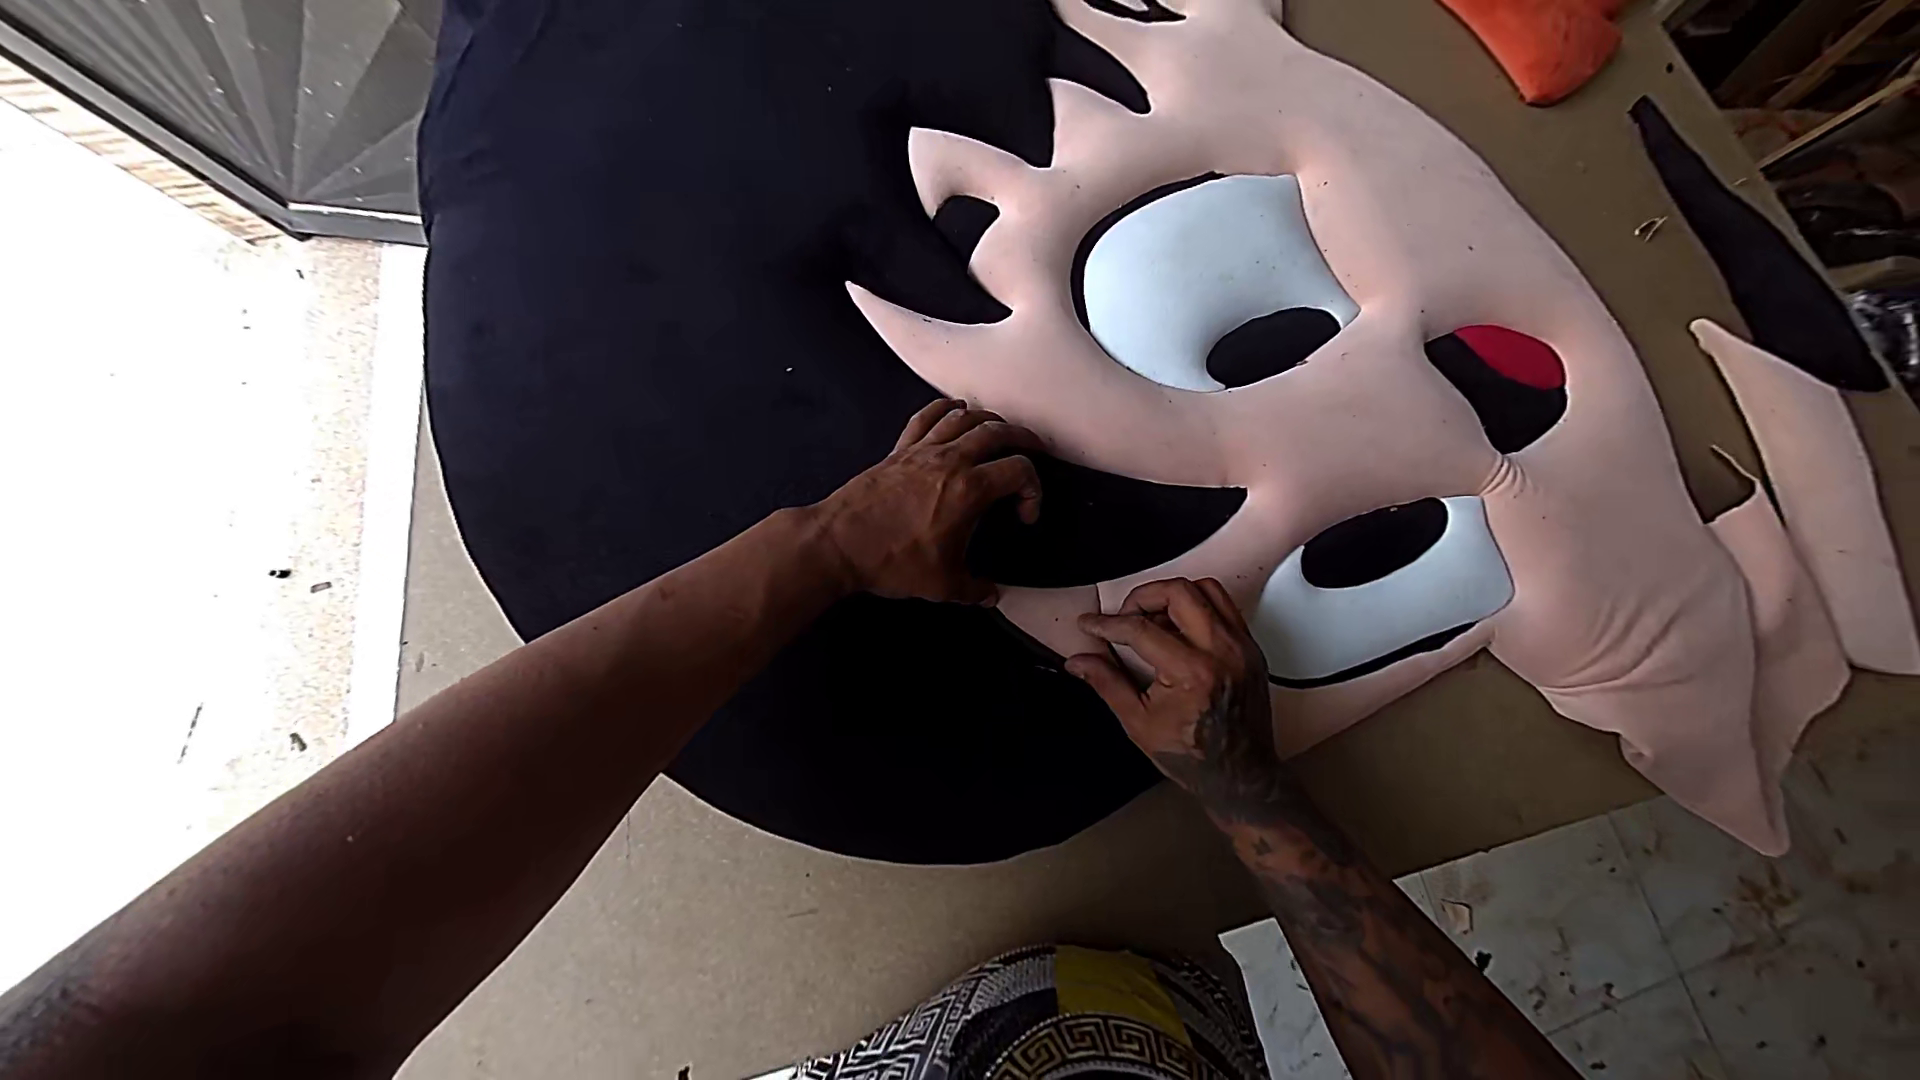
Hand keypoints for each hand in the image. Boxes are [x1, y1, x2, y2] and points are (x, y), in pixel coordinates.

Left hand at [812, 398, 1043, 604]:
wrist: (838, 544)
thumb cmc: (888, 560)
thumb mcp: (942, 585)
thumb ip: (974, 590)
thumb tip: (988, 594)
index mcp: (968, 490)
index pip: (1019, 471)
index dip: (1034, 490)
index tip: (1024, 512)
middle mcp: (948, 462)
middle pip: (998, 431)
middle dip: (1024, 438)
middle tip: (1034, 448)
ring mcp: (922, 451)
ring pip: (965, 417)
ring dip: (990, 419)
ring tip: (1001, 429)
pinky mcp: (899, 451)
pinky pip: (926, 417)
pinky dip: (945, 409)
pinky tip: (954, 410)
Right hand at [1066, 578, 1295, 818]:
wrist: (1240, 778)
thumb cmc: (1194, 756)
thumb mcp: (1138, 722)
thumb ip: (1106, 683)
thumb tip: (1079, 662)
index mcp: (1192, 673)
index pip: (1140, 628)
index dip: (1107, 623)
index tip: (1091, 624)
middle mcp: (1222, 653)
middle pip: (1177, 592)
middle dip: (1141, 597)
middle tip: (1124, 615)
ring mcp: (1241, 648)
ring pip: (1205, 589)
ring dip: (1172, 596)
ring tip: (1152, 618)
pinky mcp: (1250, 648)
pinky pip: (1223, 606)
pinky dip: (1196, 606)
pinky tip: (1177, 627)